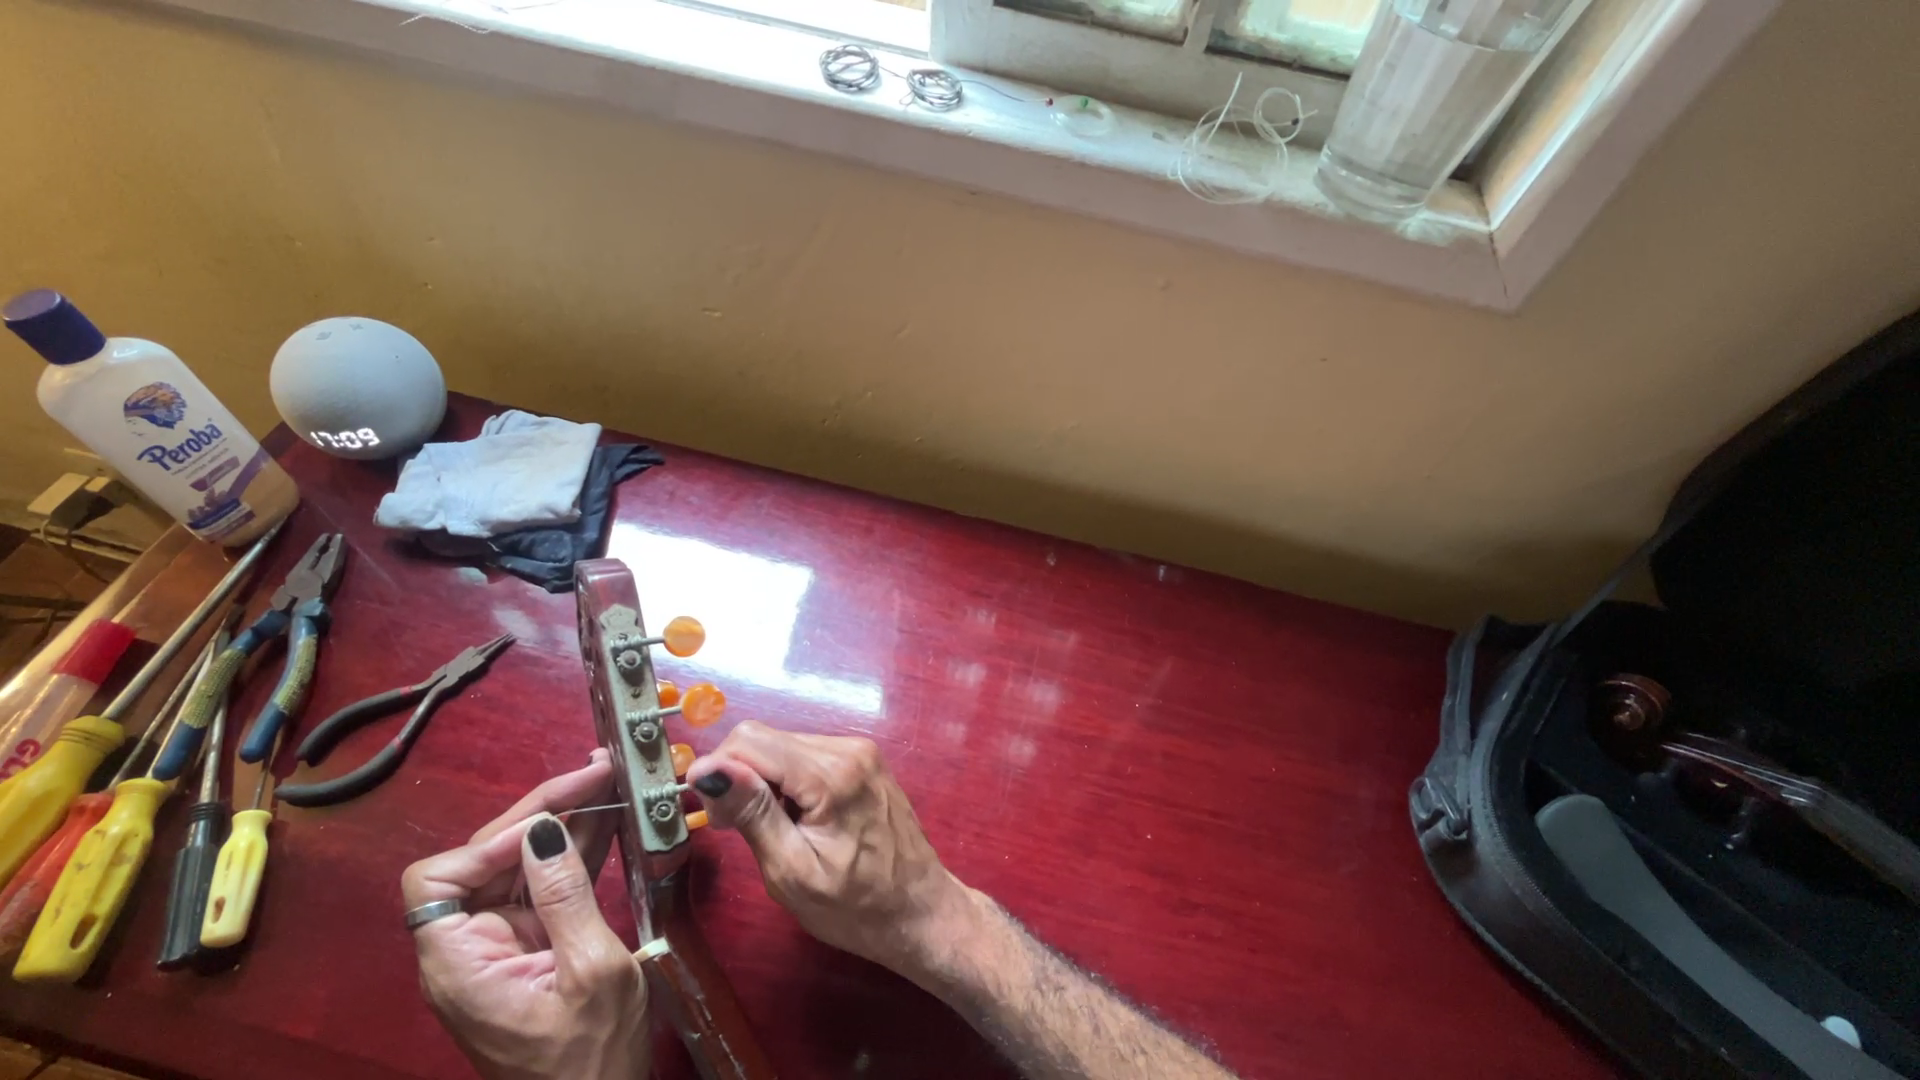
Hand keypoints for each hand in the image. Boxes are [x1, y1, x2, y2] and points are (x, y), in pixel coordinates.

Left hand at [402, 751, 650, 1079]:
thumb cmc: (591, 1057)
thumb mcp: (590, 971)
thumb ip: (565, 897)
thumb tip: (544, 830)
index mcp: (460, 962)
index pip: (438, 879)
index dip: (488, 844)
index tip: (546, 829)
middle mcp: (467, 947)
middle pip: (484, 859)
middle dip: (540, 811)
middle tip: (597, 772)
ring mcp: (500, 944)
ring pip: (519, 864)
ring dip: (563, 821)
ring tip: (607, 780)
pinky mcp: (531, 943)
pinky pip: (545, 884)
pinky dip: (575, 850)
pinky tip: (607, 817)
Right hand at [685, 721, 970, 981]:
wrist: (920, 912)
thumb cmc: (856, 907)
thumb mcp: (792, 871)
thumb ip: (751, 813)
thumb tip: (706, 769)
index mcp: (831, 774)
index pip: (749, 740)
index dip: (719, 773)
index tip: (717, 820)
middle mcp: (848, 748)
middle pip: (765, 738)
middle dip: (739, 777)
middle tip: (737, 829)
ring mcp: (859, 751)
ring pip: (783, 745)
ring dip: (763, 780)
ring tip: (772, 829)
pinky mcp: (863, 760)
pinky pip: (806, 754)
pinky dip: (787, 780)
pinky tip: (795, 817)